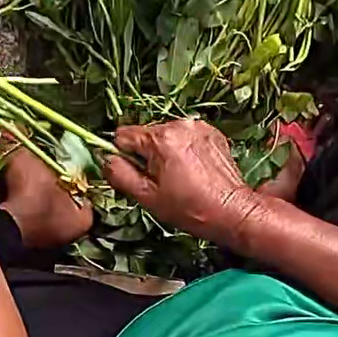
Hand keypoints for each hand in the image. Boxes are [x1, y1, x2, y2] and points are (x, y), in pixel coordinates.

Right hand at [104, 120, 269, 249]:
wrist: (232, 210)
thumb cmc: (191, 208)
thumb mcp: (146, 197)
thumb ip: (119, 174)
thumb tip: (106, 159)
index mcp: (160, 139)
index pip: (122, 135)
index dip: (123, 156)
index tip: (136, 174)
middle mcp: (180, 125)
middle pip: (146, 135)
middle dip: (147, 155)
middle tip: (162, 181)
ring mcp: (198, 127)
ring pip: (166, 136)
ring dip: (167, 152)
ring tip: (180, 177)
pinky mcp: (212, 132)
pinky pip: (186, 137)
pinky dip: (185, 150)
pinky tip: (193, 170)